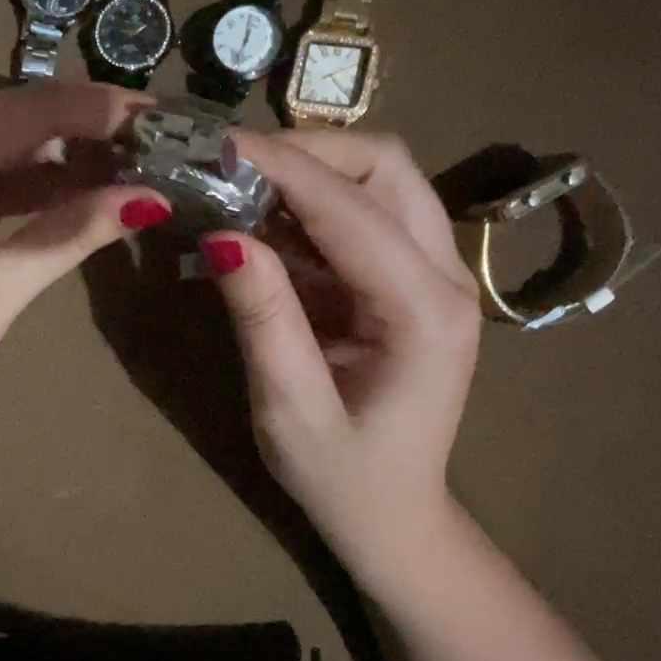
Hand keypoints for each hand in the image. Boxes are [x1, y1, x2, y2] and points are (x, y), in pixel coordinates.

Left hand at [0, 81, 173, 410]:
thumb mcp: (5, 284)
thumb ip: (72, 232)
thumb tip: (150, 198)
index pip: (25, 112)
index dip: (95, 110)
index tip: (160, 119)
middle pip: (18, 113)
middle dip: (87, 123)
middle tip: (155, 139)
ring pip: (11, 136)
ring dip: (68, 148)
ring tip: (133, 164)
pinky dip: (42, 174)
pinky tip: (88, 187)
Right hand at [200, 131, 480, 538]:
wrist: (393, 514)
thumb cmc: (341, 476)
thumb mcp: (288, 406)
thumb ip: (262, 317)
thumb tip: (221, 234)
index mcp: (423, 312)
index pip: (351, 209)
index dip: (283, 167)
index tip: (215, 146)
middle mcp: (445, 278)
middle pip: (386, 167)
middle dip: (306, 152)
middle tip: (228, 167)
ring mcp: (434, 275)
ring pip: (380, 180)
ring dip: (308, 172)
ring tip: (236, 189)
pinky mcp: (407, 281)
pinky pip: (362, 216)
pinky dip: (308, 206)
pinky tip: (259, 224)